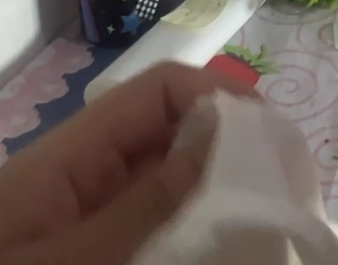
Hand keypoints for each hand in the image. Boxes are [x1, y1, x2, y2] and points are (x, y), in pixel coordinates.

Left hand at [0, 62, 243, 264]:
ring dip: (206, 186)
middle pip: (161, 130)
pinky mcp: (80, 251)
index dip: (214, 93)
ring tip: (255, 211)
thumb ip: (142, 204)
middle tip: (274, 177)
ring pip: (156, 178)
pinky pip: (141, 222)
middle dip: (220, 140)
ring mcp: (74, 219)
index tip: (267, 131)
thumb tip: (215, 134)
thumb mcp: (66, 264)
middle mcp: (73, 176)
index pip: (153, 91)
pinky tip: (211, 243)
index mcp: (63, 158)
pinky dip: (180, 225)